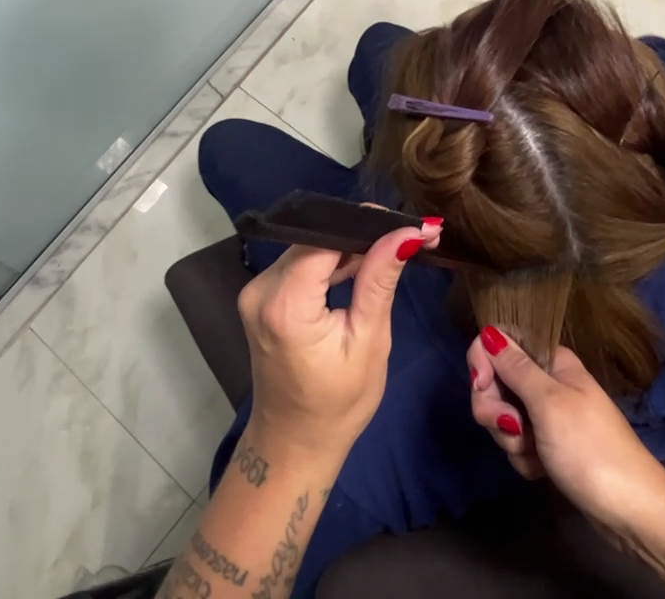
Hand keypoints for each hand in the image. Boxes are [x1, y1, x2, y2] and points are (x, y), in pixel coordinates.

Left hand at [238, 219, 440, 462]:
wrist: (294, 444)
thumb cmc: (337, 404)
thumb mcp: (369, 341)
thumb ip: (381, 279)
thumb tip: (409, 233)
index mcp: (285, 305)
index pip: (326, 240)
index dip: (367, 224)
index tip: (408, 222)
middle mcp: (261, 290)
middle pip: (315, 240)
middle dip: (361, 233)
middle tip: (408, 234)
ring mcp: (255, 292)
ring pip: (307, 248)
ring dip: (347, 246)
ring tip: (391, 247)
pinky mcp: (260, 296)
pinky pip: (298, 263)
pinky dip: (329, 261)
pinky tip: (360, 263)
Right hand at [467, 330, 664, 533]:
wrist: (631, 510)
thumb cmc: (590, 449)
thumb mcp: (549, 403)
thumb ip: (516, 367)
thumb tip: (490, 330)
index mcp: (552, 361)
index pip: (501, 341)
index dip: (483, 359)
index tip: (482, 387)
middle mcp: (548, 382)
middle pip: (496, 381)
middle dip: (495, 409)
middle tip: (513, 429)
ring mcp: (548, 415)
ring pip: (503, 415)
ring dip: (510, 438)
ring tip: (535, 454)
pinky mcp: (548, 444)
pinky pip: (517, 442)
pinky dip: (523, 457)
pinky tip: (541, 470)